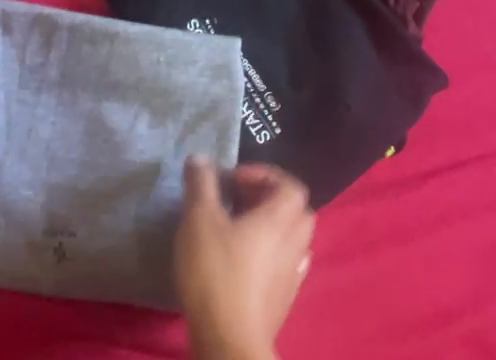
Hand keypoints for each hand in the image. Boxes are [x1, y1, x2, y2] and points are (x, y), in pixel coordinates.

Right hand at [174, 158, 315, 359]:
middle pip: (297, 211)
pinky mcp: (284, 298)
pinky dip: (269, 251)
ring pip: (292, 239)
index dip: (264, 175)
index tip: (232, 180)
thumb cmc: (215, 271)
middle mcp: (294, 244)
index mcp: (279, 220)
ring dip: (270, 225)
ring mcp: (293, 274)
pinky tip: (242, 259)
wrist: (230, 338)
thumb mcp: (198, 218)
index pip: (291, 186)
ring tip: (235, 227)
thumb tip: (201, 159)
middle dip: (269, 199)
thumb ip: (201, 184)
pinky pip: (285, 263)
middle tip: (236, 199)